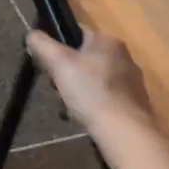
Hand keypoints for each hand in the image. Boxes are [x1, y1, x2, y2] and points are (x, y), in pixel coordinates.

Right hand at [26, 28, 152, 134]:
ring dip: (80, 91)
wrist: (128, 137)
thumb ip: (41, 44)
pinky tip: (87, 119)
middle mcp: (125, 57)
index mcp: (109, 41)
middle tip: (57, 88)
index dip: (57, 45)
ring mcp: (134, 83)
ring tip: (70, 107)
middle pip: (84, 58)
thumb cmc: (92, 93)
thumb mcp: (58, 63)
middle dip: (68, 72)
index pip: (76, 32)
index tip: (47, 64)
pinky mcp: (137, 106)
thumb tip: (32, 36)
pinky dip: (95, 106)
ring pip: (95, 80)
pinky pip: (107, 99)